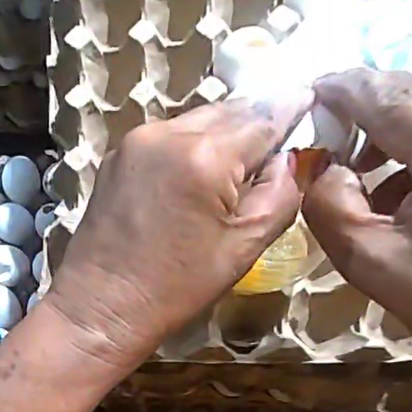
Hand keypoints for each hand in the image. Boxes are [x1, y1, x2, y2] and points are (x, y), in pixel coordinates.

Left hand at [44, 93, 312, 370]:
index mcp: (205, 155)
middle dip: (257, 123)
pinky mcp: (116, 157)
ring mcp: (136, 142)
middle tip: (277, 146)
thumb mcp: (244, 246)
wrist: (99, 308)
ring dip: (222, 134)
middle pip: (230, 111)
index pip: (265, 115)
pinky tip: (195, 178)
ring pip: (196, 121)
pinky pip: (168, 137)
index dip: (293, 111)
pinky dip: (190, 146)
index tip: (312, 103)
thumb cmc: (175, 288)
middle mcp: (167, 134)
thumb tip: (292, 158)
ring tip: (237, 167)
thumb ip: (281, 193)